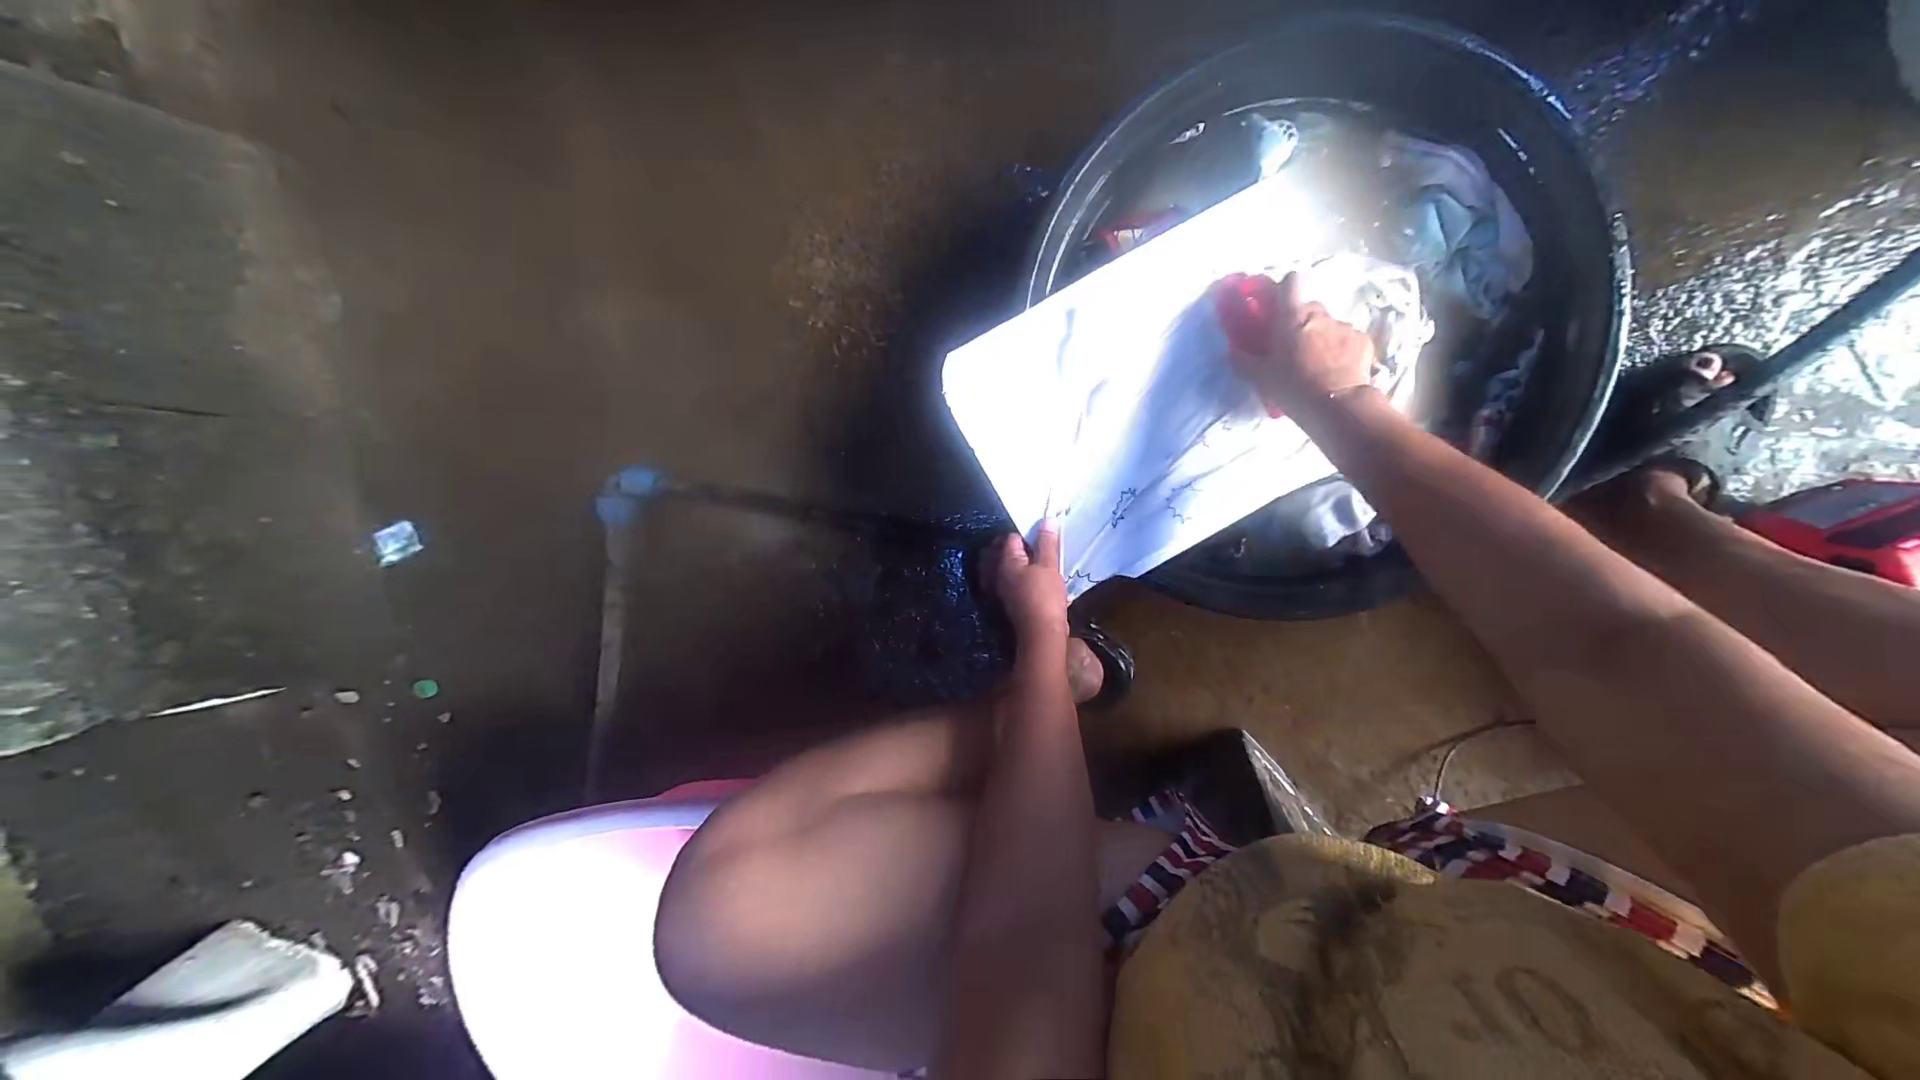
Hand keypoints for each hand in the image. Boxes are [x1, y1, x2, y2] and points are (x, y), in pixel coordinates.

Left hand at [986, 521, 1067, 642]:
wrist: (1041, 633)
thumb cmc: (1045, 596)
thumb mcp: (1050, 565)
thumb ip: (1047, 542)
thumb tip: (1046, 520)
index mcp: (1005, 561)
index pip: (1011, 538)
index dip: (1026, 533)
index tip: (1041, 535)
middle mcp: (996, 573)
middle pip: (999, 552)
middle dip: (1014, 546)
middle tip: (1035, 546)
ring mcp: (999, 589)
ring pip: (1000, 568)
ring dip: (1012, 562)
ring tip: (1031, 562)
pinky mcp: (1005, 602)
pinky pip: (1005, 582)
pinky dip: (1013, 577)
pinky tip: (1028, 580)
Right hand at [1215, 271, 1375, 417]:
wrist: (1337, 406)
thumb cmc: (1293, 387)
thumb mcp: (1260, 377)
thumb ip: (1244, 361)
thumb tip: (1232, 352)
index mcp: (1293, 317)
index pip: (1291, 282)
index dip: (1284, 289)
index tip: (1277, 306)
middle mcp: (1320, 315)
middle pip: (1309, 307)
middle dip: (1300, 321)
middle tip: (1292, 345)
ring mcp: (1345, 327)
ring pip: (1328, 325)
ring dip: (1321, 337)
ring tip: (1316, 364)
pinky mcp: (1363, 341)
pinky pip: (1347, 339)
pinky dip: (1340, 350)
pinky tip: (1335, 370)